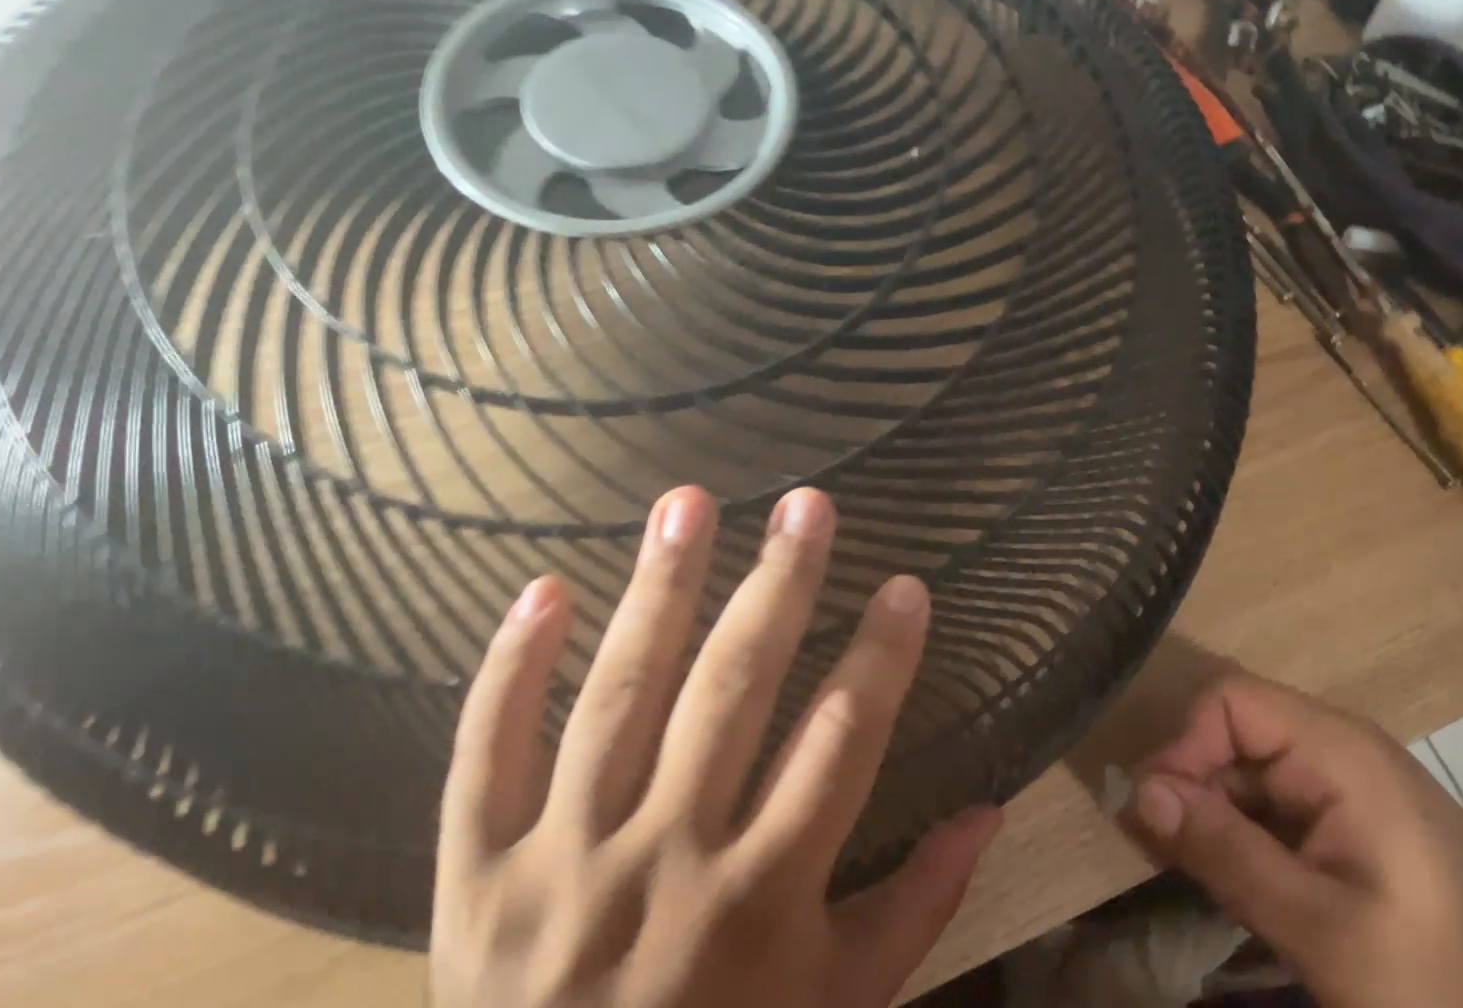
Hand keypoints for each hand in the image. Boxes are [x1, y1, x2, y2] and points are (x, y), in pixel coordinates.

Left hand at [432, 486, 1001, 1007]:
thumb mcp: (841, 1004)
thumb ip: (916, 907)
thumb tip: (989, 812)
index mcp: (761, 898)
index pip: (839, 745)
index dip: (878, 658)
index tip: (905, 585)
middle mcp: (664, 860)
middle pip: (730, 697)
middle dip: (778, 591)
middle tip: (806, 504)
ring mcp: (560, 860)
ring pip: (615, 701)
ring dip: (657, 594)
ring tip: (688, 505)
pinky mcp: (472, 871)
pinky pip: (483, 755)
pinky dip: (510, 670)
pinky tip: (545, 588)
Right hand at [1130, 676, 1462, 1007]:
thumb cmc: (1440, 978)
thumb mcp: (1321, 926)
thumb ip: (1225, 853)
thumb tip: (1136, 790)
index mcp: (1340, 752)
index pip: (1229, 701)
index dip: (1184, 747)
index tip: (1158, 818)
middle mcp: (1344, 753)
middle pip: (1237, 737)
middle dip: (1192, 789)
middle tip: (1168, 862)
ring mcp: (1356, 792)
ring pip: (1254, 777)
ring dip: (1216, 821)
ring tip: (1202, 883)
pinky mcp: (1361, 828)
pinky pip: (1282, 811)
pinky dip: (1248, 841)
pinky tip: (1246, 891)